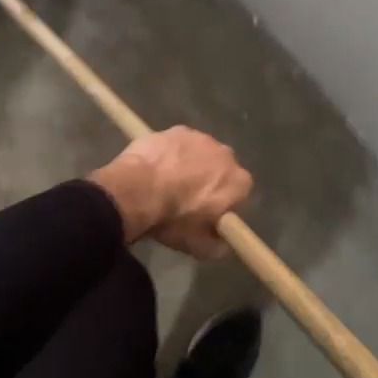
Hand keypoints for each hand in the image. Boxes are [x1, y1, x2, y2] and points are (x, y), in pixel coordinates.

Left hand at [86, 126, 252, 258]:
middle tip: (186, 198)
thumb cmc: (173, 219)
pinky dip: (172, 153)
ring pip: (200, 153)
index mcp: (238, 181)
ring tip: (168, 182)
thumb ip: (219, 245)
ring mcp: (200, 137)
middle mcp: (226, 153)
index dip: (224, 204)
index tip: (208, 214)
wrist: (137, 190)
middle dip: (209, 180)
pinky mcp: (176, 129)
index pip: (239, 193)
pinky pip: (179, 144)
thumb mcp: (200, 247)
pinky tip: (156, 167)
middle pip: (221, 169)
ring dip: (190, 165)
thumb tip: (222, 240)